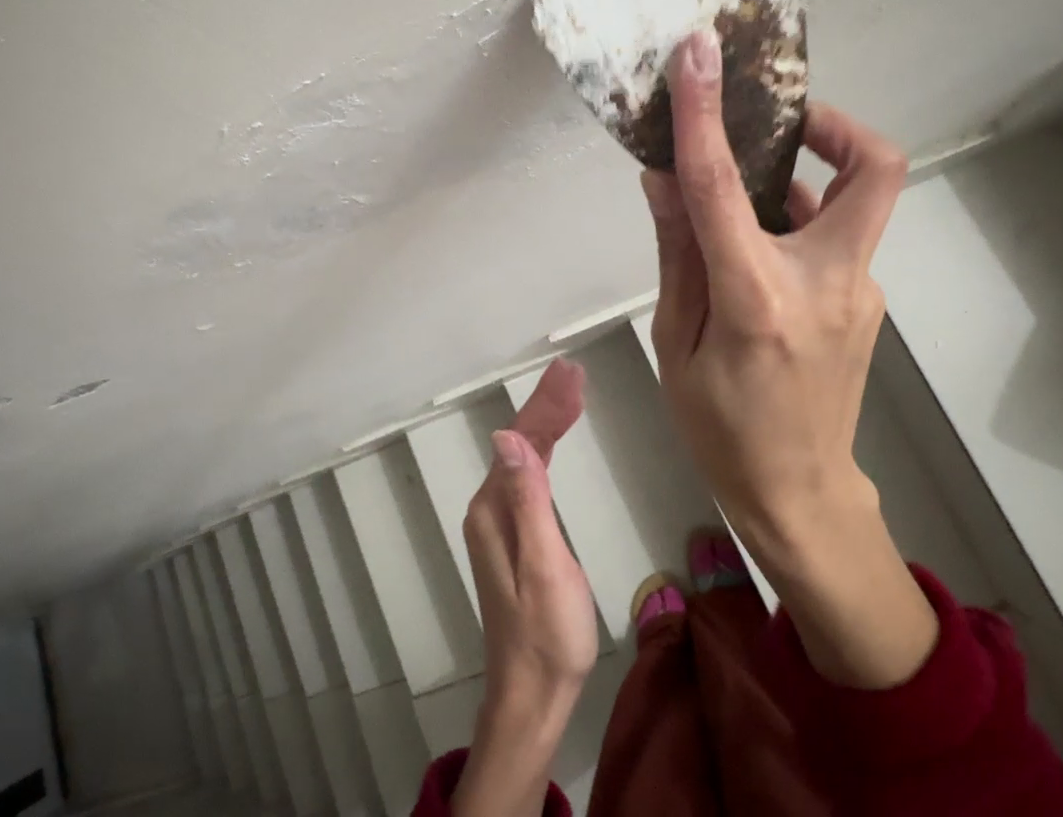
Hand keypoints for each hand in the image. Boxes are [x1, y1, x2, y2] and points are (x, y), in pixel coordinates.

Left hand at [453, 358, 597, 816]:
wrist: (533, 691)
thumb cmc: (547, 634)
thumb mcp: (544, 566)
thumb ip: (528, 500)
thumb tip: (505, 437)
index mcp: (493, 512)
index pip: (521, 443)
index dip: (547, 406)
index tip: (573, 373)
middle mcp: (488, 510)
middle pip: (518, 445)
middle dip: (546, 406)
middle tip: (574, 372)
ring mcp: (498, 524)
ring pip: (522, 459)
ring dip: (545, 422)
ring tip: (570, 391)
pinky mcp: (513, 537)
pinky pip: (527, 480)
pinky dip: (543, 452)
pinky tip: (552, 443)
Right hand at [642, 26, 935, 688]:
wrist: (798, 493)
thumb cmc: (719, 430)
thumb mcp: (673, 345)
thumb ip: (676, 255)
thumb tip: (663, 178)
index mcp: (757, 300)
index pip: (725, 188)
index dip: (705, 116)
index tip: (698, 53)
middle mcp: (827, 283)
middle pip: (873, 168)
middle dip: (833, 124)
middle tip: (773, 123)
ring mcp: (861, 293)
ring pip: (851, 202)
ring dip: (801, 181)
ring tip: (738, 205)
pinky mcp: (867, 302)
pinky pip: (837, 238)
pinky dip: (797, 224)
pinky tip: (752, 254)